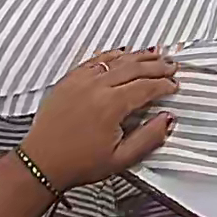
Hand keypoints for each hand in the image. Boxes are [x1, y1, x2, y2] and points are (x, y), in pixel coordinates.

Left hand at [19, 49, 178, 189]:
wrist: (41, 163)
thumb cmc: (79, 164)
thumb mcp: (121, 159)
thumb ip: (149, 138)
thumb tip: (168, 119)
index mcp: (111, 106)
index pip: (146, 87)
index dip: (164, 85)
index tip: (174, 86)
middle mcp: (96, 87)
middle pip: (134, 68)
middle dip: (156, 66)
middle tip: (171, 66)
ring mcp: (81, 80)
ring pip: (116, 60)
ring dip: (138, 57)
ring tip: (155, 55)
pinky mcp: (69, 80)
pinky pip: (95, 60)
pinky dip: (112, 55)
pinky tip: (123, 53)